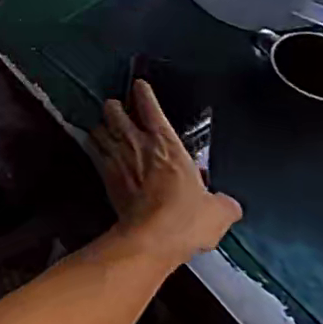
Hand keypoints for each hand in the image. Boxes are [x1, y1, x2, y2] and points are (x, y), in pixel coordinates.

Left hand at [92, 79, 240, 263]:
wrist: (152, 236)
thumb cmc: (186, 218)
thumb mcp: (218, 211)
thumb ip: (223, 203)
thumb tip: (230, 205)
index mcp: (166, 142)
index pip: (149, 105)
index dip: (143, 92)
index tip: (140, 86)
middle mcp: (136, 142)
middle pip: (113, 109)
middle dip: (114, 107)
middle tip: (119, 110)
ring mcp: (116, 156)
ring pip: (99, 127)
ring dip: (102, 126)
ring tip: (106, 129)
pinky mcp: (103, 174)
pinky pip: (92, 150)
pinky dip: (92, 146)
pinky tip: (95, 148)